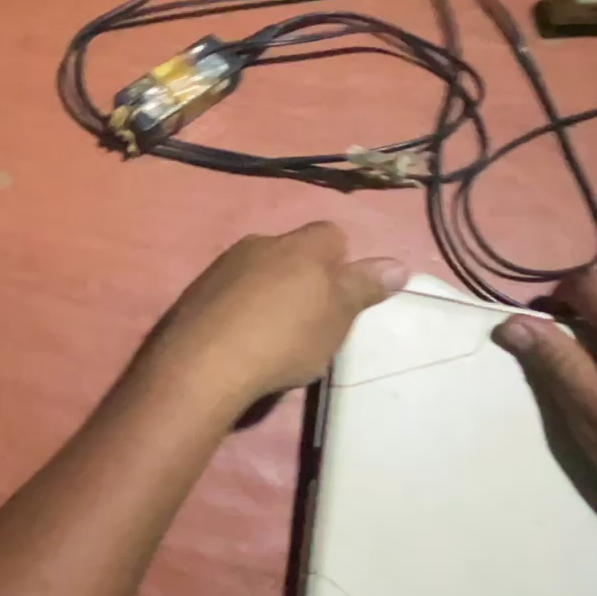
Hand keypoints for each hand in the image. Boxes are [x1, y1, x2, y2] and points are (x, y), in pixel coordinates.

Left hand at [142, 222, 407, 412]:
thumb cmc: (285, 337)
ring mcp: (224, 265)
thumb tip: (399, 264)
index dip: (340, 261)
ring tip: (271, 335)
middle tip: (310, 319)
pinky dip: (239, 307)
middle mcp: (260, 243)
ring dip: (268, 291)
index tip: (339, 296)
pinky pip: (230, 290)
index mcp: (300, 246)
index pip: (331, 234)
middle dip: (303, 276)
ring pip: (258, 269)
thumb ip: (364, 287)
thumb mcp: (337, 317)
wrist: (205, 361)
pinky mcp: (197, 290)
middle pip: (292, 250)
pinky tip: (239, 340)